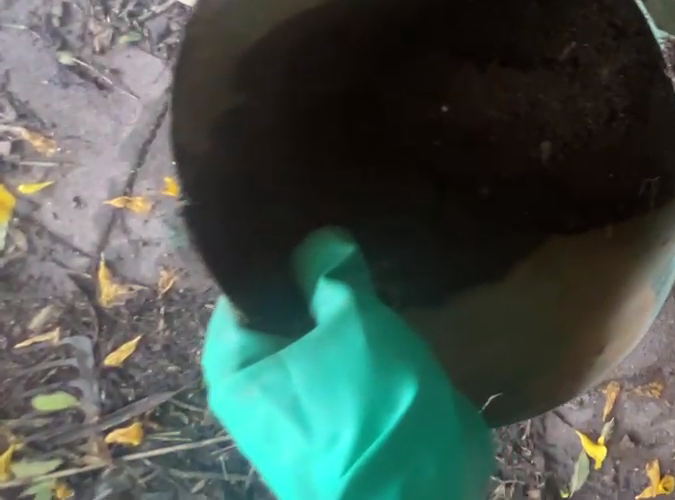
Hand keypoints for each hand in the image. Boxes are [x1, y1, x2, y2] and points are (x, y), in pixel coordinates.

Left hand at [202, 229, 493, 499]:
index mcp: (242, 370)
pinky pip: (361, 358)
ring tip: (397, 259)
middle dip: (327, 277)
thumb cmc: (364, 400)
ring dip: (361, 304)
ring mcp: (312, 403)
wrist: (408, 482)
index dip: (279, 257)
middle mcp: (266, 387)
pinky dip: (381, 330)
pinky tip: (415, 304)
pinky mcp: (357, 410)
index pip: (244, 299)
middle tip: (368, 231)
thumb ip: (334, 278)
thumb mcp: (353, 325)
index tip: (321, 218)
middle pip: (290, 317)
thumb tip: (317, 239)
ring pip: (331, 337)